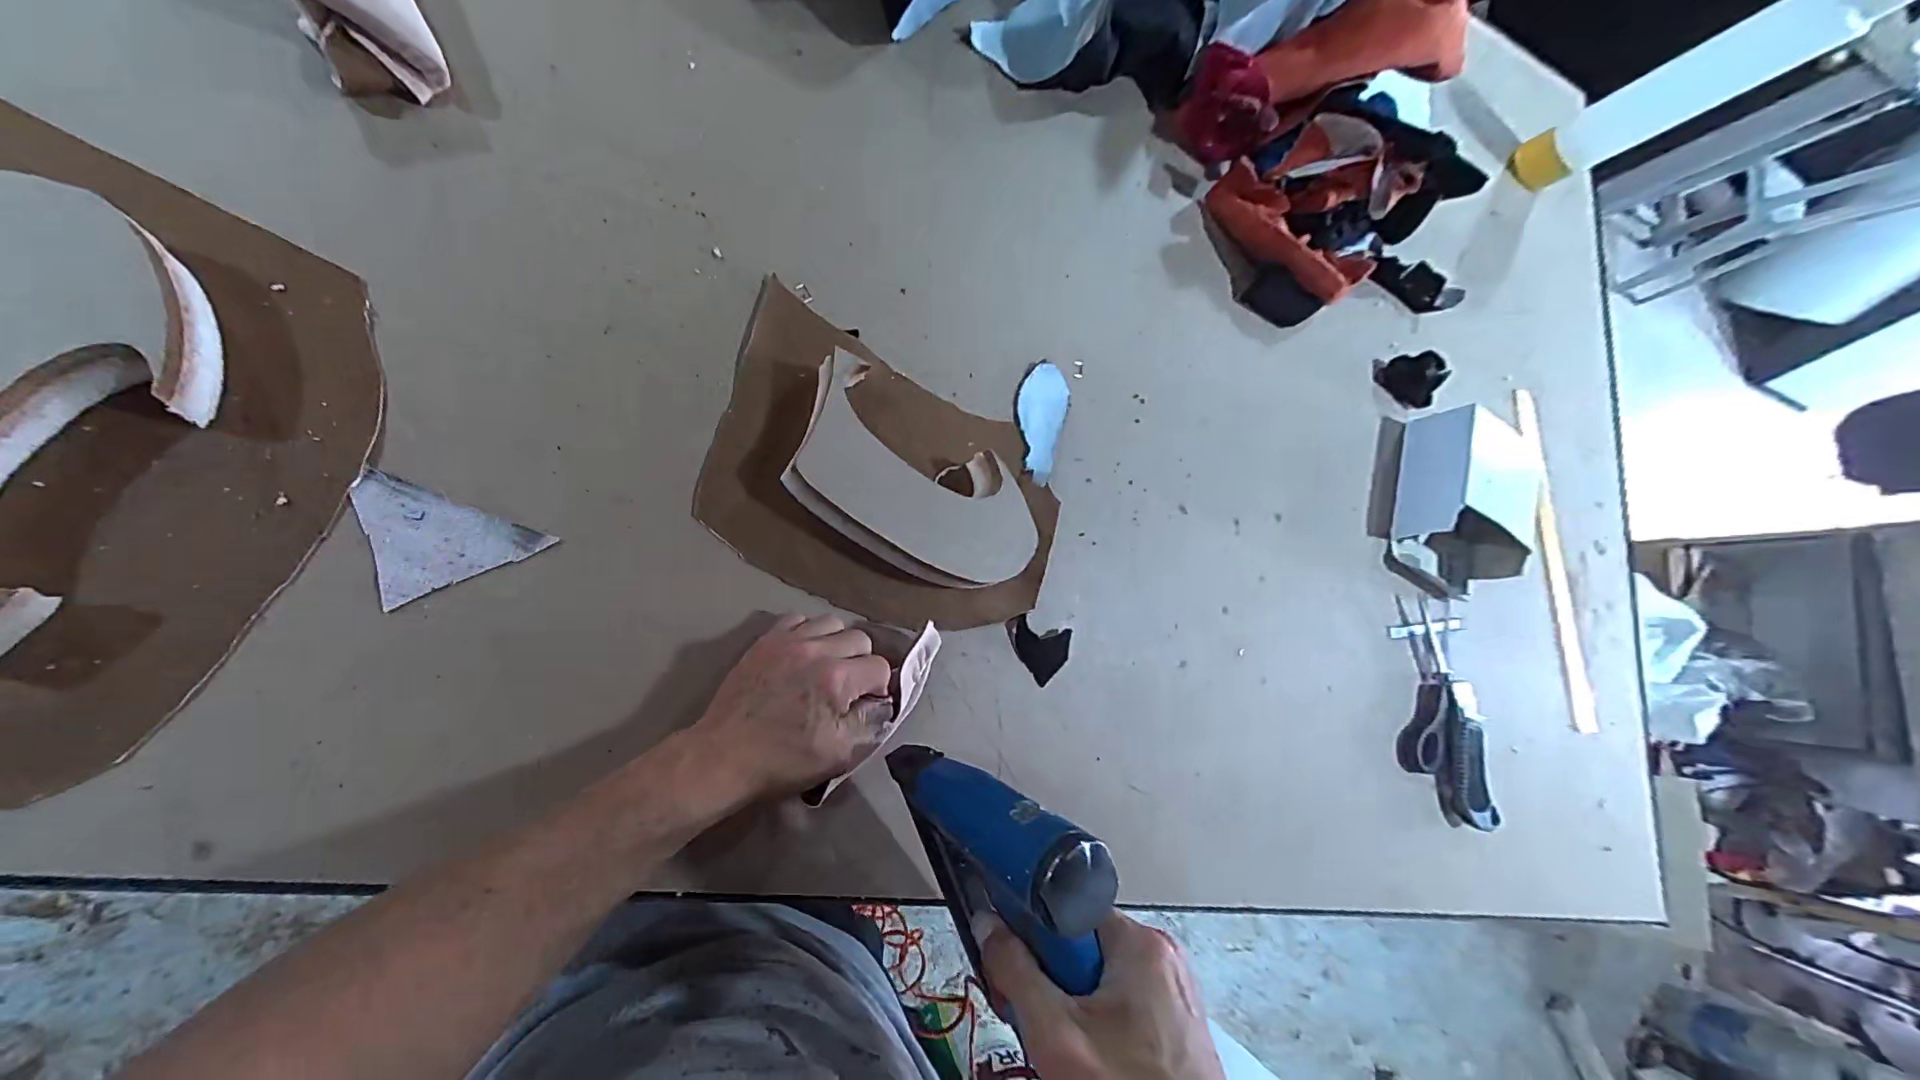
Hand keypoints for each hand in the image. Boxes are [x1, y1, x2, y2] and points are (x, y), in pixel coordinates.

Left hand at [688, 613, 894, 800]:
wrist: (724, 756)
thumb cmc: (782, 761)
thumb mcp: (839, 754)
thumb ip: (869, 722)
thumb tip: (883, 702)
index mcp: (836, 679)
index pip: (880, 667)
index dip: (878, 688)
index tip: (865, 704)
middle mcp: (816, 650)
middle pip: (860, 639)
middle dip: (861, 663)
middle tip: (847, 688)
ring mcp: (788, 641)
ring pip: (832, 623)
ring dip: (837, 643)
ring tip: (826, 667)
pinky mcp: (766, 640)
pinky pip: (799, 619)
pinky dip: (808, 633)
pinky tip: (803, 655)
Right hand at [980, 912, 1225, 1079]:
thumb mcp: (1056, 1032)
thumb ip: (1015, 972)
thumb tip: (987, 925)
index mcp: (1140, 942)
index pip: (1067, 910)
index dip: (1033, 938)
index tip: (1014, 965)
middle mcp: (1161, 955)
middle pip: (1081, 946)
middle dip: (1053, 981)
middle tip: (1042, 1022)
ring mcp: (1172, 989)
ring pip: (1098, 978)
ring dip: (1072, 1006)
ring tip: (1068, 1047)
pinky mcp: (1175, 1020)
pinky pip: (1122, 1002)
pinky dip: (1099, 1023)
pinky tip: (1092, 1058)